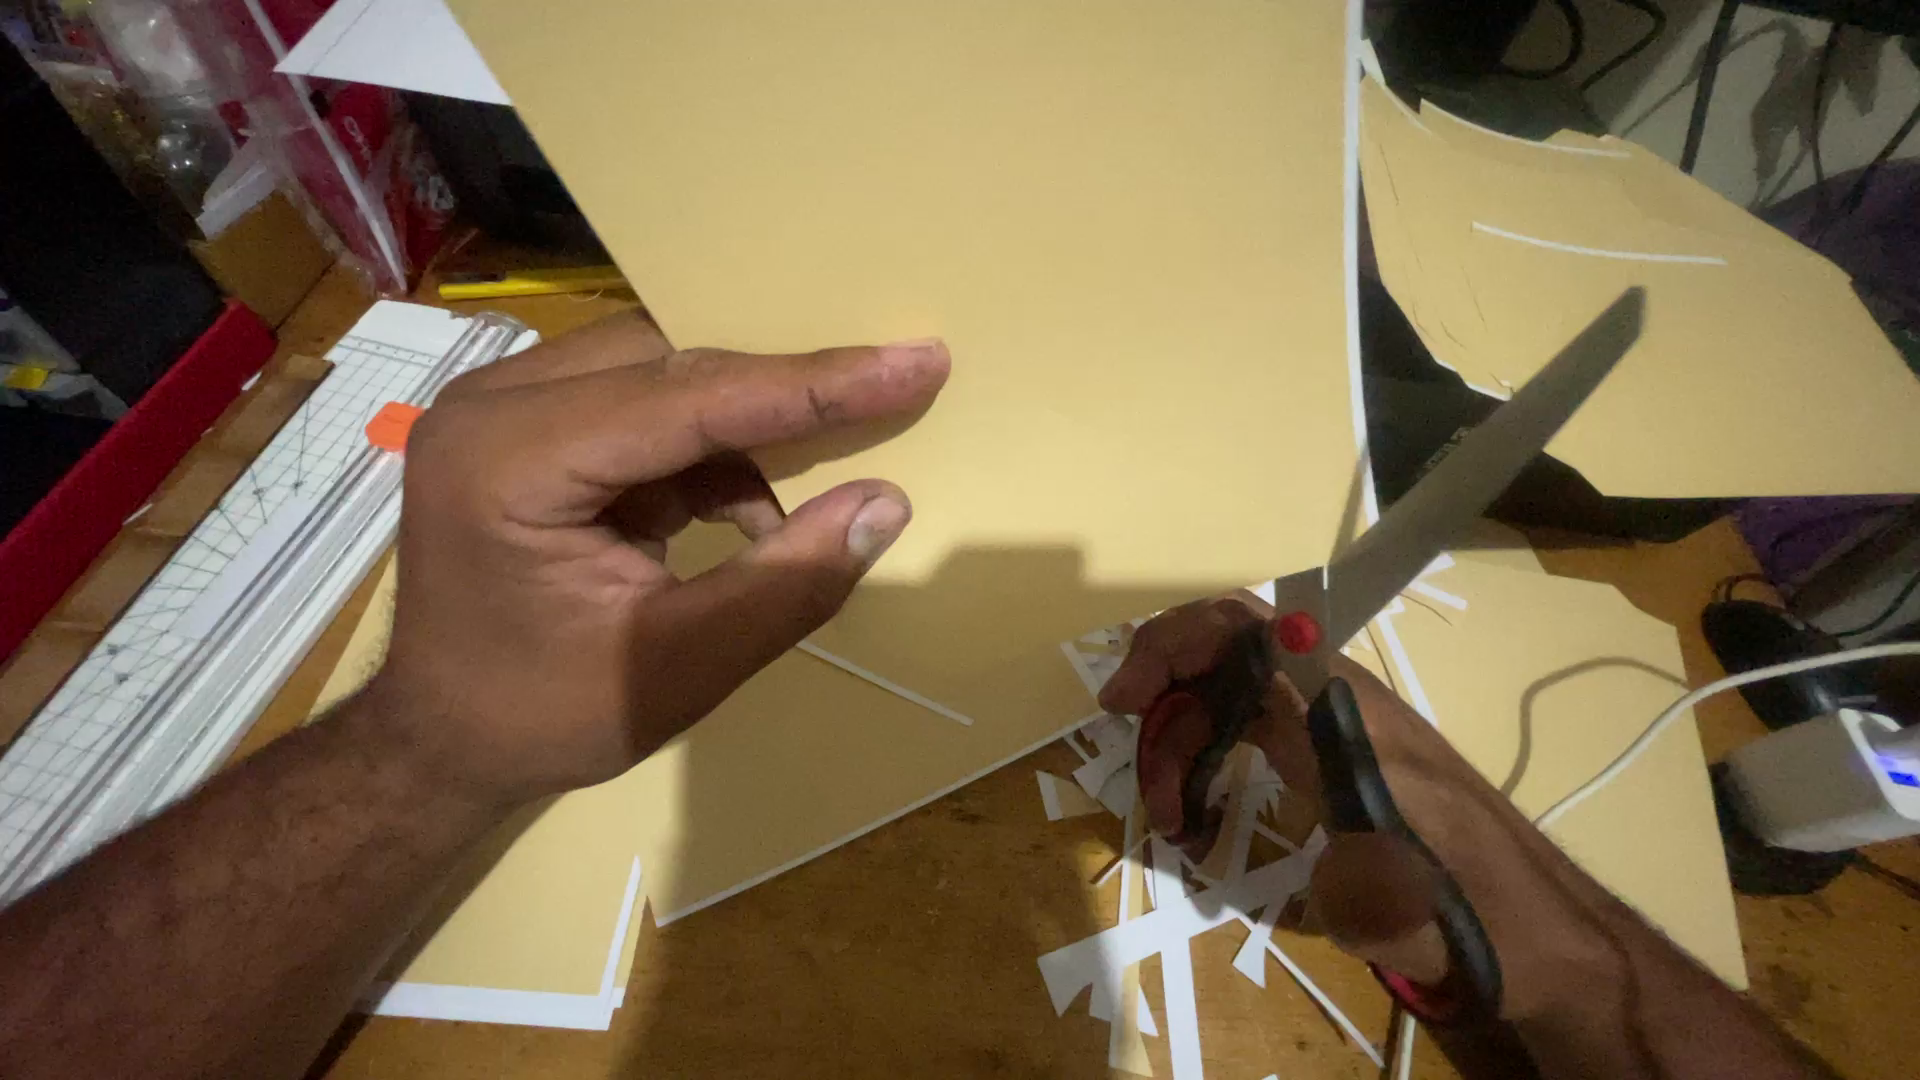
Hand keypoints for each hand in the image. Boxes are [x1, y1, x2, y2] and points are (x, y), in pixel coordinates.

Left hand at [370, 310, 949, 802]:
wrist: (447, 740)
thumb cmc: (547, 715)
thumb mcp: (681, 666)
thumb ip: (787, 583)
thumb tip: (887, 502)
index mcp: (508, 461)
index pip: (687, 398)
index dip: (812, 384)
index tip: (913, 364)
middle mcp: (500, 406)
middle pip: (679, 363)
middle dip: (790, 389)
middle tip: (892, 388)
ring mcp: (516, 411)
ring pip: (674, 377)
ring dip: (756, 428)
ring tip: (810, 489)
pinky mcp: (546, 431)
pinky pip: (660, 413)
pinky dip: (723, 458)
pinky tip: (752, 516)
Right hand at [1099, 592, 1626, 1021]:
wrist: (1545, 932)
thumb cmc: (1483, 915)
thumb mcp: (1419, 912)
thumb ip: (1367, 887)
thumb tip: (1318, 851)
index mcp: (1340, 710)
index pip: (1242, 630)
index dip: (1170, 645)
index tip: (1123, 701)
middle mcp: (1325, 696)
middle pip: (1217, 654)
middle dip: (1161, 702)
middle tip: (1143, 778)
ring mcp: (1323, 719)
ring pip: (1223, 689)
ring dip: (1179, 739)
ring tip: (1171, 815)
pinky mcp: (1322, 746)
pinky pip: (1242, 718)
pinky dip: (1202, 746)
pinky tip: (1194, 797)